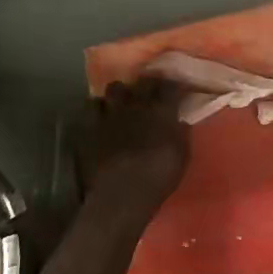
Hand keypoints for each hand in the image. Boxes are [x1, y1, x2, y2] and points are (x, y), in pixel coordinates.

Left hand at [80, 76, 189, 214]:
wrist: (122, 193)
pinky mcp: (90, 124)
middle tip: (151, 91)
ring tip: (123, 101)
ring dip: (121, 92)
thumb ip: (181, 134)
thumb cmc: (159, 178)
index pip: (170, 86)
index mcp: (162, 111)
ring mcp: (111, 112)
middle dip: (148, 83)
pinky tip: (101, 115)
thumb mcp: (182, 157)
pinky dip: (98, 107)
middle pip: (143, 81)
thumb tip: (180, 122)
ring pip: (115, 87)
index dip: (174, 85)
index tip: (176, 89)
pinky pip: (92, 104)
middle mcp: (136, 104)